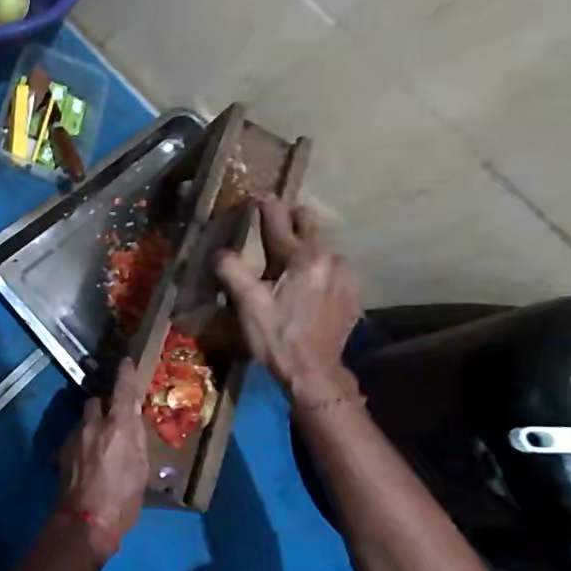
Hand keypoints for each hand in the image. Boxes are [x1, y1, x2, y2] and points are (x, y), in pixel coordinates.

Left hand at [56, 359, 148, 559]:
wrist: (87, 520)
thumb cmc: (124, 498)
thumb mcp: (142, 467)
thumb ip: (136, 439)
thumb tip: (133, 422)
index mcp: (120, 426)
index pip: (124, 389)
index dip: (125, 373)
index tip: (125, 362)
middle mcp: (95, 424)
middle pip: (96, 401)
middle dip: (103, 406)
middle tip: (112, 420)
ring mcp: (75, 437)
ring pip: (84, 420)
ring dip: (92, 426)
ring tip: (99, 445)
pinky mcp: (62, 451)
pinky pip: (75, 438)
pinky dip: (82, 443)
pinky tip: (88, 462)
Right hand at [213, 196, 363, 408]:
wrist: (315, 373)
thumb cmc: (278, 338)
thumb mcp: (248, 305)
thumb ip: (232, 271)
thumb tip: (218, 252)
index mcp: (304, 258)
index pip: (281, 221)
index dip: (267, 207)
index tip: (258, 197)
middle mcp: (331, 259)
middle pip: (311, 225)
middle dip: (292, 219)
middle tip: (275, 222)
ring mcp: (346, 277)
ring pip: (323, 248)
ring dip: (305, 247)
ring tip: (287, 261)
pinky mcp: (351, 295)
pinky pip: (332, 269)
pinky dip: (317, 268)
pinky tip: (305, 284)